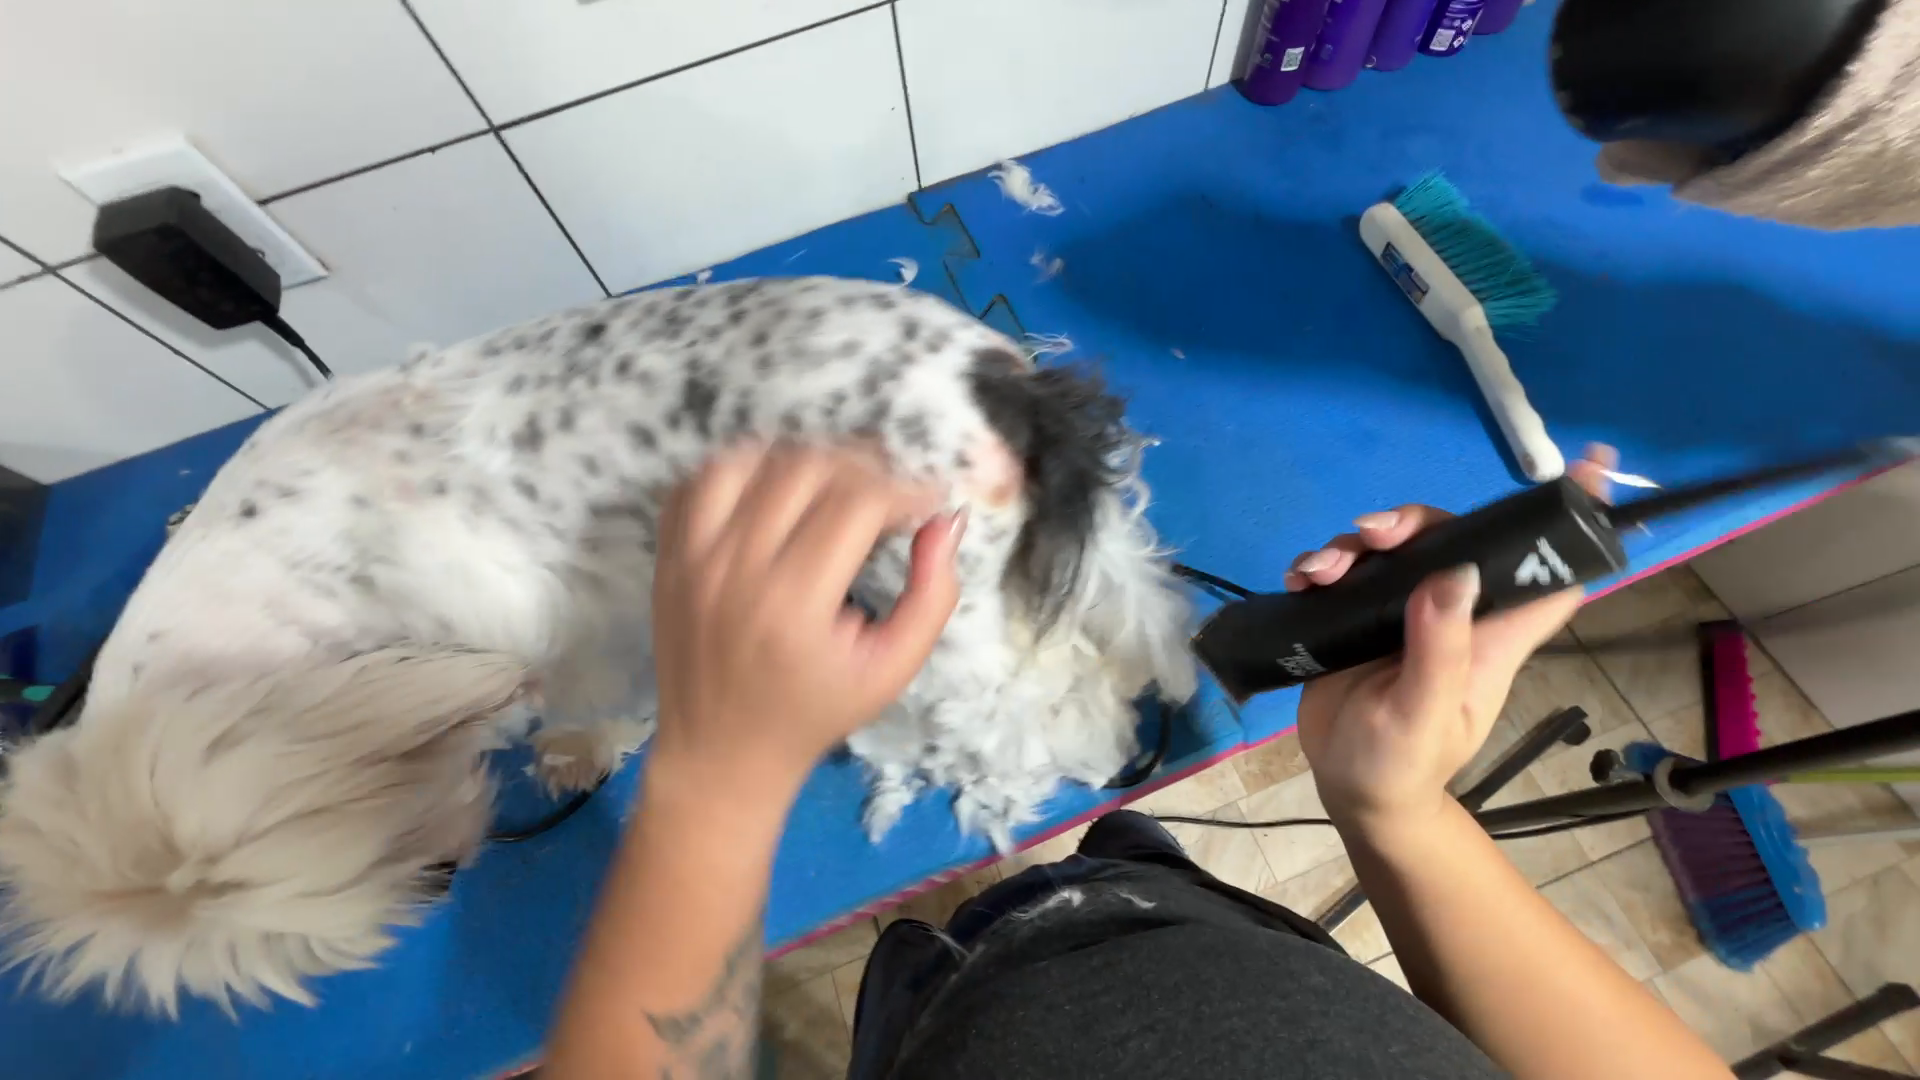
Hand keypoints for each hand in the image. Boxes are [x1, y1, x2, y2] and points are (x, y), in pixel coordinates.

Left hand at [648, 443, 965, 795]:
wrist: (721, 752)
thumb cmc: (816, 712)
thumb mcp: (893, 670)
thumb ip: (932, 597)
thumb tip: (945, 522)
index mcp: (795, 604)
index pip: (858, 503)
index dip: (903, 489)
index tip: (926, 498)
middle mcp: (736, 569)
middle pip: (806, 469)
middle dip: (861, 465)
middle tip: (888, 487)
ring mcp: (692, 557)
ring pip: (750, 459)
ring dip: (803, 457)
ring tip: (836, 480)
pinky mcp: (669, 554)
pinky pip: (701, 478)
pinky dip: (743, 466)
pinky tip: (776, 486)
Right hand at [1292, 446, 1617, 832]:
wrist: (1351, 787)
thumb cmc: (1400, 764)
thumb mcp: (1421, 715)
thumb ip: (1439, 649)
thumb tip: (1453, 573)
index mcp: (1488, 638)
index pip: (1547, 575)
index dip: (1572, 523)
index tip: (1591, 466)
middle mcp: (1450, 615)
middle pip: (1451, 542)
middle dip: (1413, 522)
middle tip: (1371, 533)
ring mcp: (1400, 615)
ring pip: (1390, 552)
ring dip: (1352, 547)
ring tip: (1316, 573)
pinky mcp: (1356, 620)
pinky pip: (1344, 575)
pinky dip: (1321, 566)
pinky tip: (1299, 579)